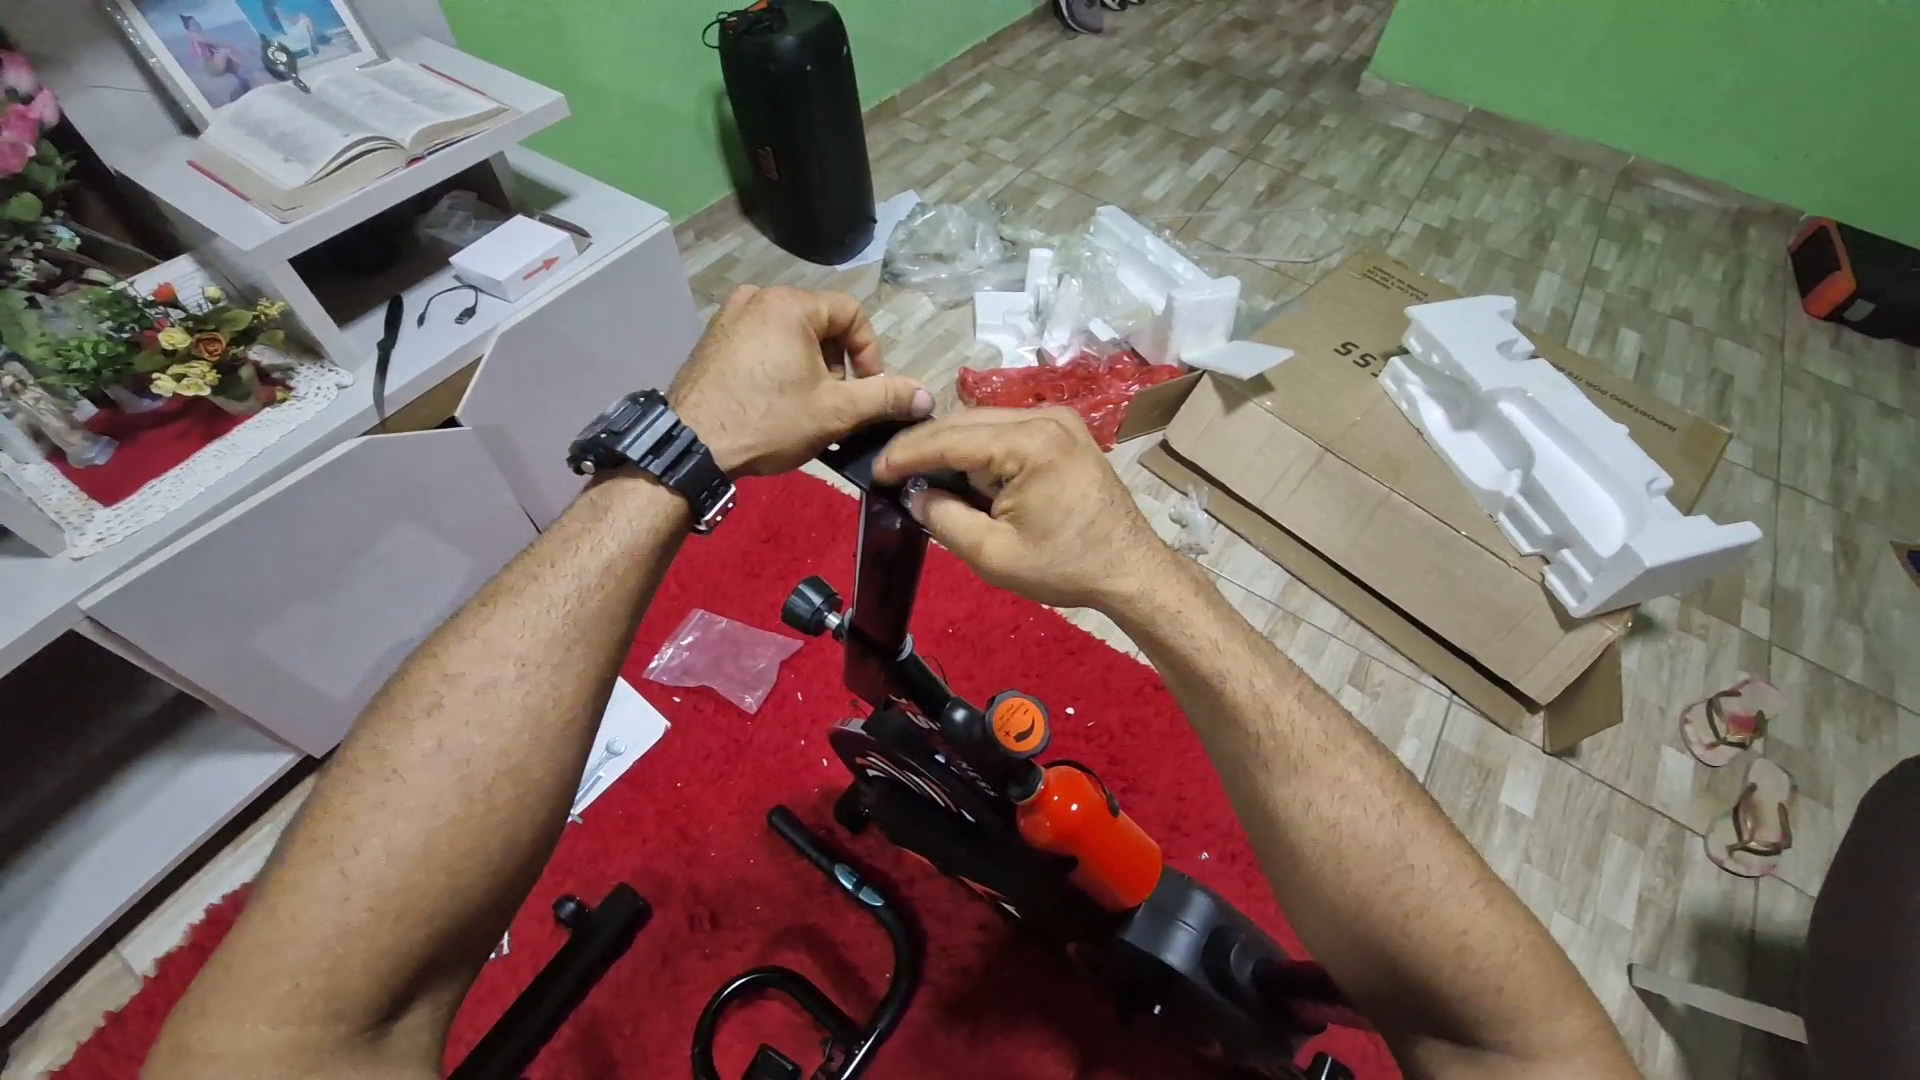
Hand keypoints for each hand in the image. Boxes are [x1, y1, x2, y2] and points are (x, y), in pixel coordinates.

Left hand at [669, 285, 932, 475]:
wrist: (691, 446)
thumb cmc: (769, 421)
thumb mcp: (836, 412)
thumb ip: (885, 397)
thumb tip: (926, 396)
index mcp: (790, 305)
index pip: (851, 313)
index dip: (870, 352)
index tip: (866, 390)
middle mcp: (757, 297)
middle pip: (820, 322)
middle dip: (838, 362)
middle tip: (835, 402)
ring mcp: (729, 316)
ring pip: (791, 334)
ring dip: (810, 366)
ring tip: (806, 406)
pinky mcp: (712, 339)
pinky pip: (762, 343)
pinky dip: (779, 366)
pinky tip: (775, 402)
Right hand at [872, 408, 1173, 609]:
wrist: (1130, 568)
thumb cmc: (1064, 566)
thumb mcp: (993, 554)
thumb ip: (945, 519)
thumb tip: (916, 494)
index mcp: (1029, 443)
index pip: (949, 439)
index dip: (906, 454)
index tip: (874, 471)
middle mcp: (1044, 417)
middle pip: (965, 422)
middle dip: (925, 447)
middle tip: (891, 473)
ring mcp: (1058, 419)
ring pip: (984, 423)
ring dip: (951, 448)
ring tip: (922, 476)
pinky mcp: (1065, 430)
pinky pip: (1007, 430)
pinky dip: (979, 449)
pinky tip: (963, 473)